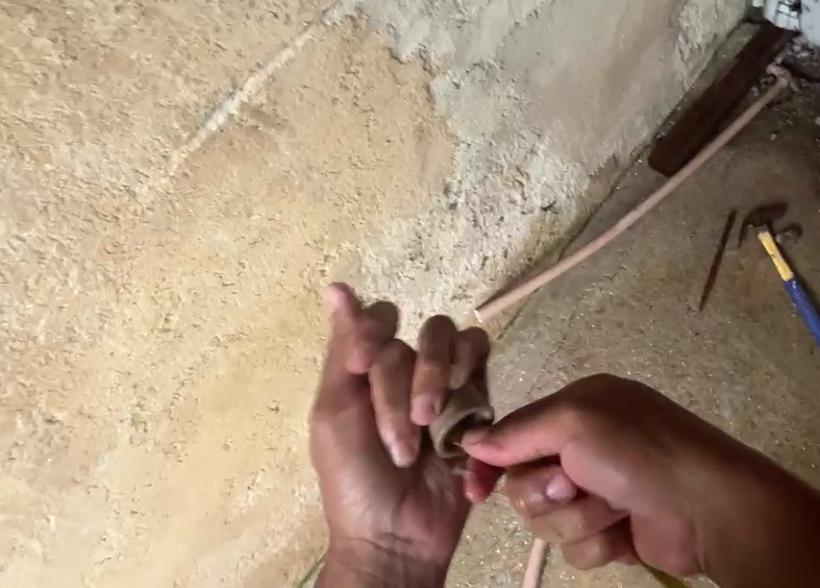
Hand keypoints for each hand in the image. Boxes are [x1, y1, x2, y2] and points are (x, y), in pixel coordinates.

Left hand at [309, 284, 497, 586]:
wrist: (396, 534)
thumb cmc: (354, 478)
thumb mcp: (334, 413)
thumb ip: (342, 349)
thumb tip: (335, 285)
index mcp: (372, 366)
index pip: (383, 316)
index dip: (376, 330)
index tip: (361, 364)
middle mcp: (412, 366)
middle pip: (425, 334)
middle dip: (409, 379)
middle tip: (406, 424)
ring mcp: (449, 382)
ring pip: (459, 343)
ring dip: (439, 382)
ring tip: (430, 425)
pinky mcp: (478, 402)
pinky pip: (484, 367)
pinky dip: (472, 388)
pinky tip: (460, 423)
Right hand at [459, 374, 770, 575]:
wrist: (704, 506)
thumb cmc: (639, 451)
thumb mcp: (575, 421)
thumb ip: (519, 431)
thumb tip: (470, 440)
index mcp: (576, 406)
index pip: (514, 433)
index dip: (491, 462)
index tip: (474, 491)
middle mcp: (584, 443)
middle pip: (524, 482)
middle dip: (545, 492)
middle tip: (574, 484)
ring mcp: (598, 487)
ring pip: (547, 519)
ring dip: (576, 518)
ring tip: (610, 506)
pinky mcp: (611, 527)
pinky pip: (575, 546)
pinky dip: (596, 541)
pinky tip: (623, 528)